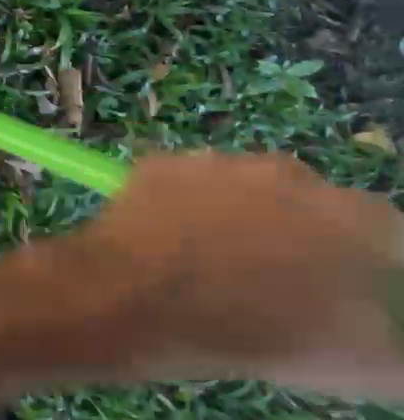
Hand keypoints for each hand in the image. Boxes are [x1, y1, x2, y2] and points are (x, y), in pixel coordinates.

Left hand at [84, 152, 403, 399]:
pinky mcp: (159, 163)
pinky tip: (180, 236)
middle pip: (311, 200)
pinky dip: (188, 203)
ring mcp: (215, 162)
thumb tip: (387, 336)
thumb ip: (398, 347)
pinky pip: (187, 181)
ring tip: (225, 255)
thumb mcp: (372, 364)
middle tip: (285, 272)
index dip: (374, 261)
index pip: (385, 231)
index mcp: (356, 218)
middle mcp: (287, 175)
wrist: (149, 301)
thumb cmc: (270, 333)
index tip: (355, 287)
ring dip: (244, 211)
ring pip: (244, 185)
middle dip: (307, 230)